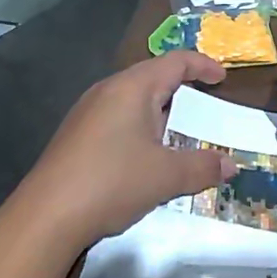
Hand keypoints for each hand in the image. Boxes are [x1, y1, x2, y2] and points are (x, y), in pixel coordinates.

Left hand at [19, 52, 238, 245]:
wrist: (46, 215)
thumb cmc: (112, 182)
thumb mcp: (166, 176)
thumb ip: (202, 167)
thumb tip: (230, 165)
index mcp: (132, 87)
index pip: (174, 62)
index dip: (202, 66)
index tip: (222, 77)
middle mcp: (108, 90)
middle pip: (152, 77)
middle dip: (181, 89)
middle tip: (206, 106)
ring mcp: (88, 111)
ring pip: (133, 99)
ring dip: (159, 111)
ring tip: (179, 134)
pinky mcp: (76, 133)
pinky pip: (117, 117)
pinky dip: (140, 126)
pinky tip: (145, 155)